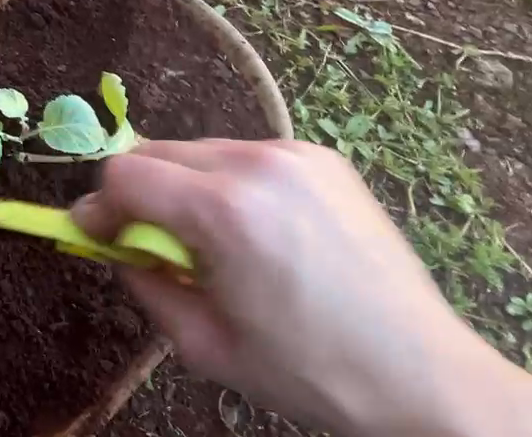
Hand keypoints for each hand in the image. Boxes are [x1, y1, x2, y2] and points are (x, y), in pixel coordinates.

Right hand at [73, 140, 531, 436]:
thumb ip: (141, 280)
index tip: (100, 235)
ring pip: (196, 151)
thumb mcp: (203, 344)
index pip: (123, 173)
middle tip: (155, 242)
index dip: (101, 205)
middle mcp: (255, 163)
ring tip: (215, 240)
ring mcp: (292, 153)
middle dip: (140, 194)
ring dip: (184, 187)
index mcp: (224, 211)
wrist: (431, 380)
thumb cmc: (311, 373)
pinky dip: (228, 183)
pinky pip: (241, 156)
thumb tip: (109, 239)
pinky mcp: (319, 156)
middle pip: (154, 153)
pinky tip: (260, 228)